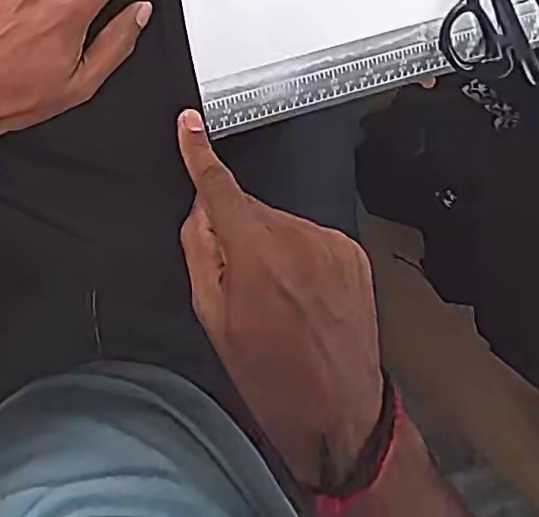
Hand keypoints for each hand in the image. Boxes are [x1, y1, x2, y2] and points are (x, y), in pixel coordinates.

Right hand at [176, 109, 383, 486]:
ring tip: (280, 296)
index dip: (198, 151)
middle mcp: (296, 239)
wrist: (339, 414)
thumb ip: (199, 248)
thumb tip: (201, 208)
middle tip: (244, 281)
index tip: (189, 125)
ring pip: (277, 220)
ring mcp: (328, 243)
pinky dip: (297, 254)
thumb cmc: (272, 376)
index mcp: (255, 253)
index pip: (218, 185)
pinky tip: (303, 294)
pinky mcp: (350, 250)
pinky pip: (306, 234)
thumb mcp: (212, 314)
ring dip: (270, 245)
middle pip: (247, 207)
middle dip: (237, 232)